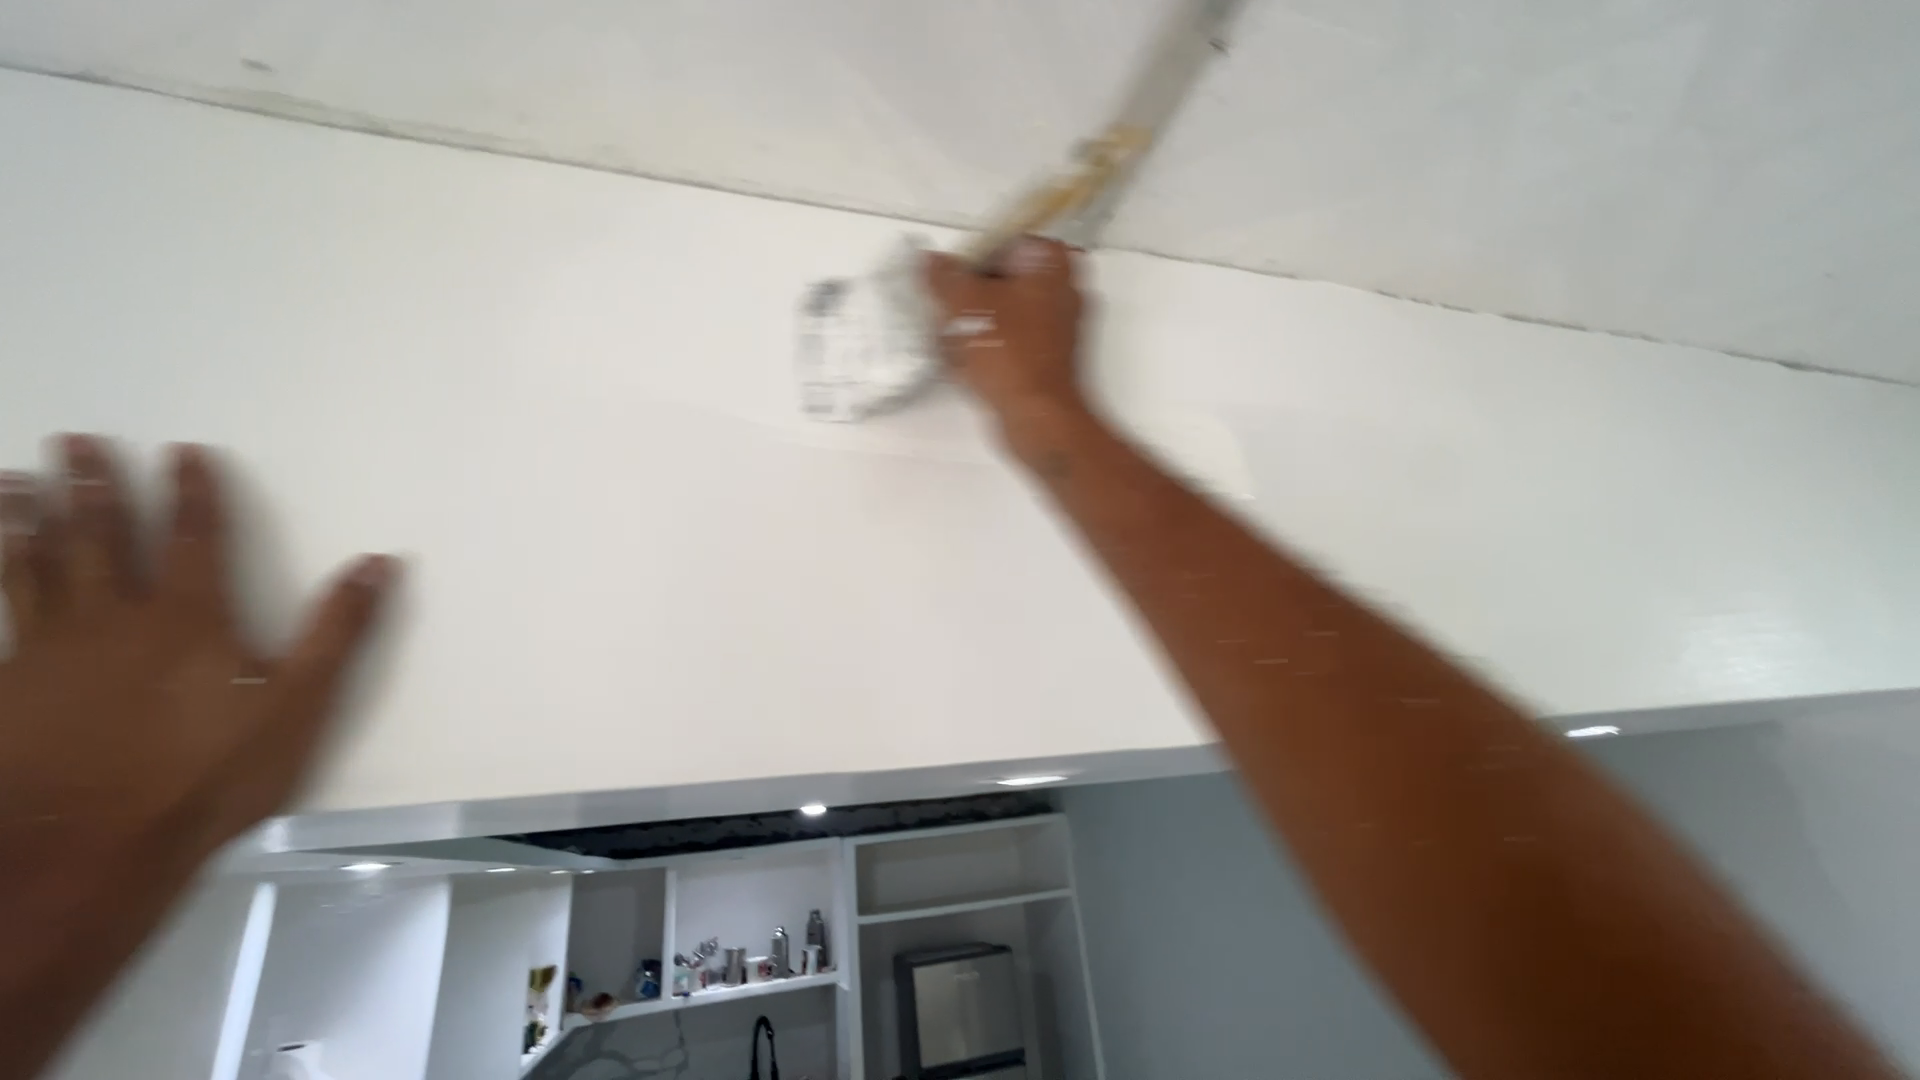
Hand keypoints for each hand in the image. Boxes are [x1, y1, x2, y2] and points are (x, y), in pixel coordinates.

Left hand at [0, 436, 397, 856]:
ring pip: (32, 569)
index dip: (191, 492)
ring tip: (11, 483)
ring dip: (25, 521)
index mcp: (189, 619)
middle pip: (98, 539)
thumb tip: (376, 563)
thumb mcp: (300, 704)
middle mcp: (114, 620)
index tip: (182, 452)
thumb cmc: (210, 775)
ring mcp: (49, 653)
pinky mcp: (8, 689)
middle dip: (90, 487)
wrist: (85, 852)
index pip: (193, 538)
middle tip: (72, 441)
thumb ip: (337, 630)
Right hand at [923, 236, 1089, 426]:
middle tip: (948, 313)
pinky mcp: (1052, 359)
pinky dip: (990, 348)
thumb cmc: (1008, 353)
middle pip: (1003, 281)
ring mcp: (1062, 326)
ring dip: (976, 326)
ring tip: (954, 342)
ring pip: (1005, 314)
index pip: (1002, 242)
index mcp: (1052, 261)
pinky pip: (1012, 343)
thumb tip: (931, 261)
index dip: (970, 260)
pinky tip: (968, 364)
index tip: (948, 282)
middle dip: (971, 297)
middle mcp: (1065, 288)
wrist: (1039, 416)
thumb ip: (944, 277)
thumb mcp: (964, 305)